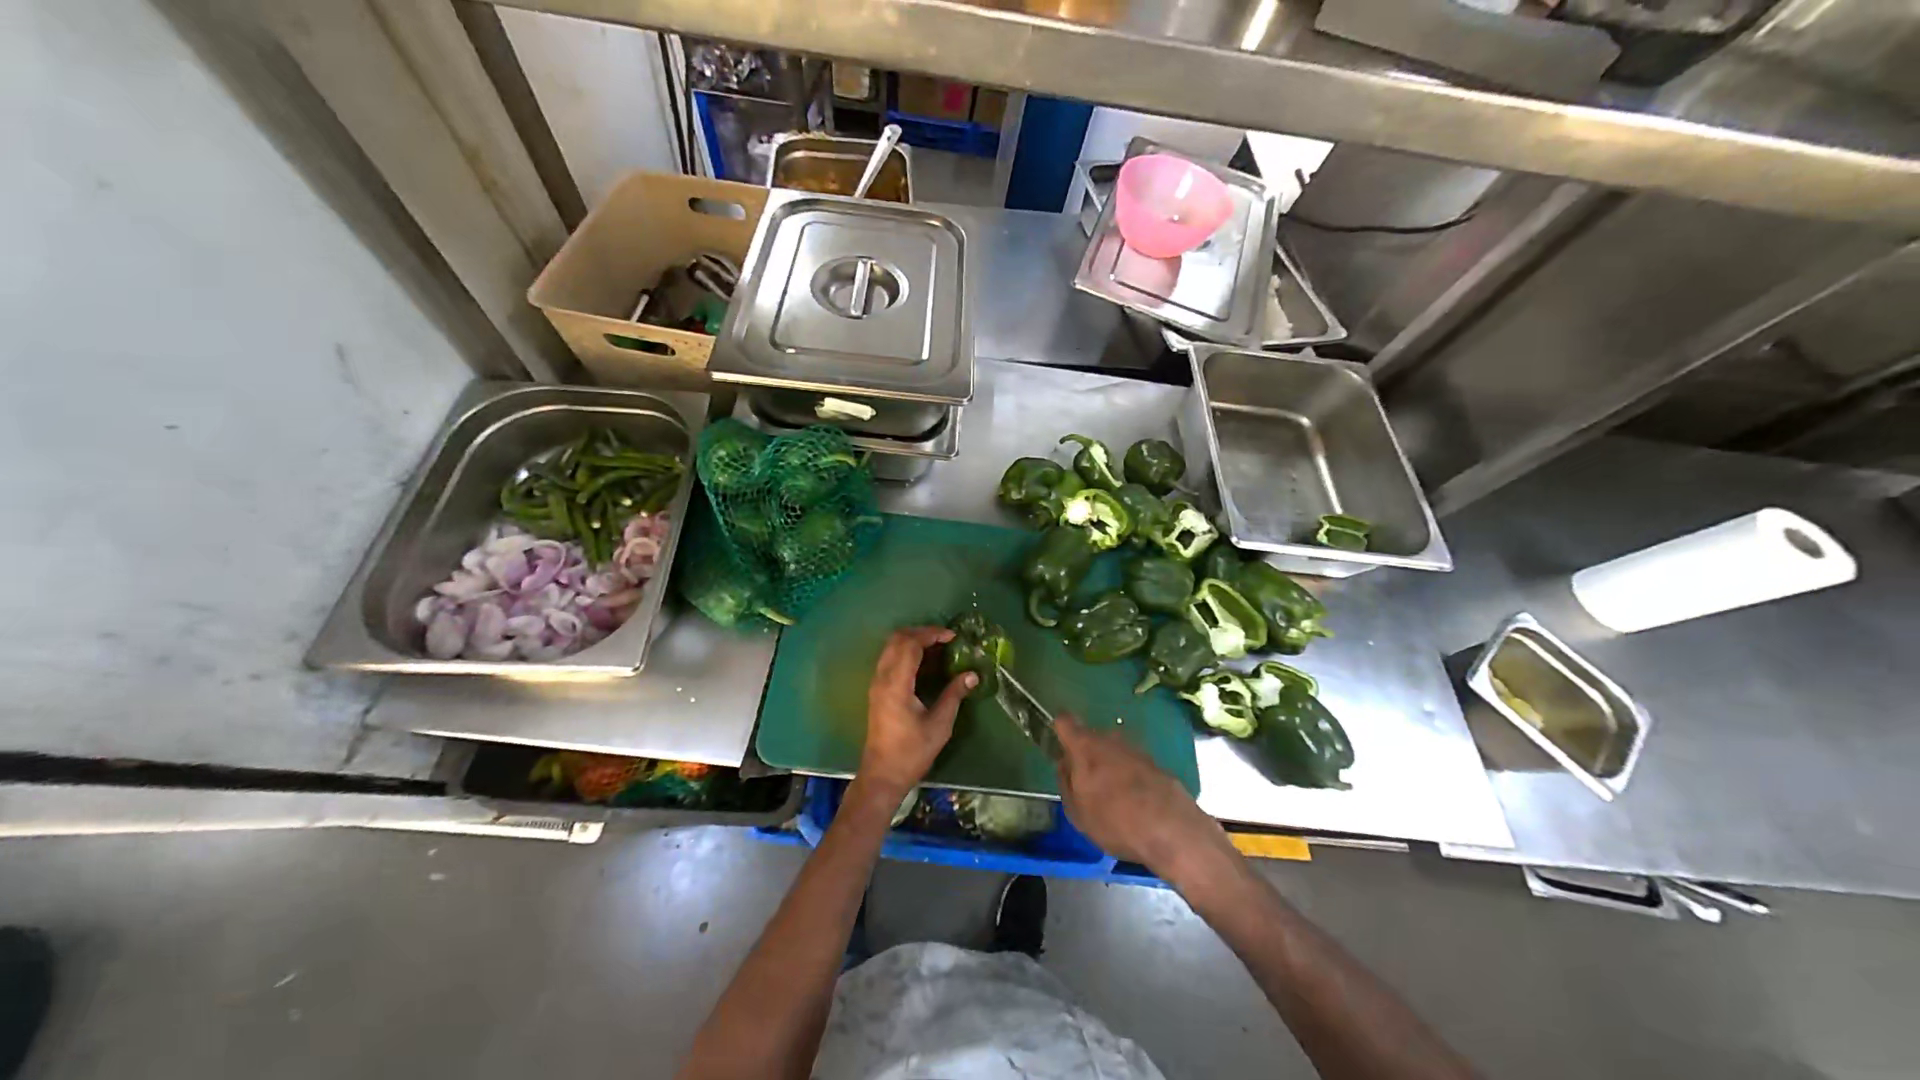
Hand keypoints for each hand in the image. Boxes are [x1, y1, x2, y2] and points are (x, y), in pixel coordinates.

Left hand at [859, 626, 974, 797]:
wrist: (883, 775)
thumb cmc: (912, 752)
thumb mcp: (939, 725)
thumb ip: (954, 695)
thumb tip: (972, 675)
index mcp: (896, 684)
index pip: (910, 645)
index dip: (931, 635)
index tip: (952, 637)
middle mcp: (882, 678)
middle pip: (897, 639)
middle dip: (921, 633)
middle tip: (945, 638)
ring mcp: (876, 683)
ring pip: (890, 647)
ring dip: (912, 641)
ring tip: (938, 647)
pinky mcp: (877, 690)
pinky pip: (889, 658)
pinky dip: (906, 652)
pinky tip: (925, 663)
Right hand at [1055, 713, 1230, 876]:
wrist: (1172, 831)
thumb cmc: (1115, 821)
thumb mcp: (1077, 812)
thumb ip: (1066, 782)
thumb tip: (1064, 763)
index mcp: (1085, 747)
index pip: (1064, 721)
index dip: (1059, 731)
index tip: (1058, 750)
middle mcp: (1110, 739)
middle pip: (1091, 738)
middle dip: (1086, 755)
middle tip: (1086, 785)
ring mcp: (1136, 749)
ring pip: (1113, 752)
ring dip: (1110, 767)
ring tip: (1112, 798)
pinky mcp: (1156, 764)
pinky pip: (1133, 765)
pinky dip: (1130, 778)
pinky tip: (1134, 804)